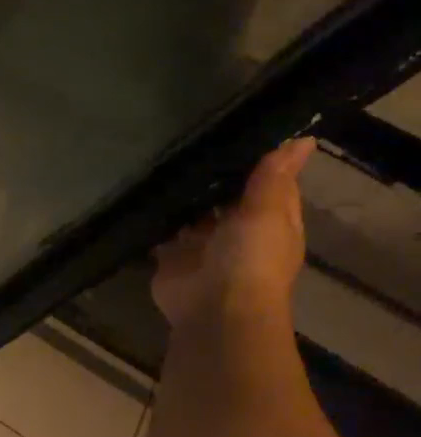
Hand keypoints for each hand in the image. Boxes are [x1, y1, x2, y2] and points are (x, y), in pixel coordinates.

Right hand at [151, 137, 314, 328]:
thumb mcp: (266, 214)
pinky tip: (136, 196)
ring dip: (179, 195)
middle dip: (211, 176)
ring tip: (156, 161)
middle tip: (183, 140)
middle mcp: (238, 228)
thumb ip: (272, 179)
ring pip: (191, 212)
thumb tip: (301, 139)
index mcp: (271, 218)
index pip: (269, 181)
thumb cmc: (249, 259)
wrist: (213, 307)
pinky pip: (160, 231)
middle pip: (225, 196)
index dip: (258, 159)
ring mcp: (202, 242)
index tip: (234, 129)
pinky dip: (151, 218)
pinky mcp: (170, 255)